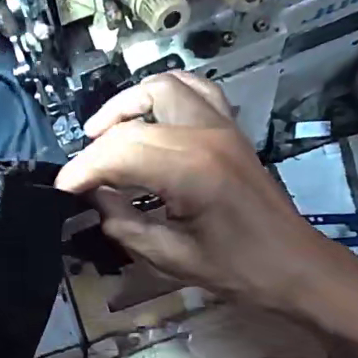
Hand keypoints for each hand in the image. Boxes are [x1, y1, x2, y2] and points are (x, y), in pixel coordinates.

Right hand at [54, 72, 357, 329]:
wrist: (296, 266)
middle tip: (83, 176)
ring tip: (105, 134)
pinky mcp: (230, 127)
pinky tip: (148, 119)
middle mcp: (205, 135)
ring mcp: (221, 124)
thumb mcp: (168, 257)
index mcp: (192, 170)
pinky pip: (192, 89)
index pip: (118, 152)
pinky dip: (161, 95)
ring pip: (161, 87)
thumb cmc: (237, 271)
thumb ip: (122, 222)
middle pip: (132, 121)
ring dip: (126, 106)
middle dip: (97, 146)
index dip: (81, 170)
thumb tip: (94, 197)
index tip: (61, 191)